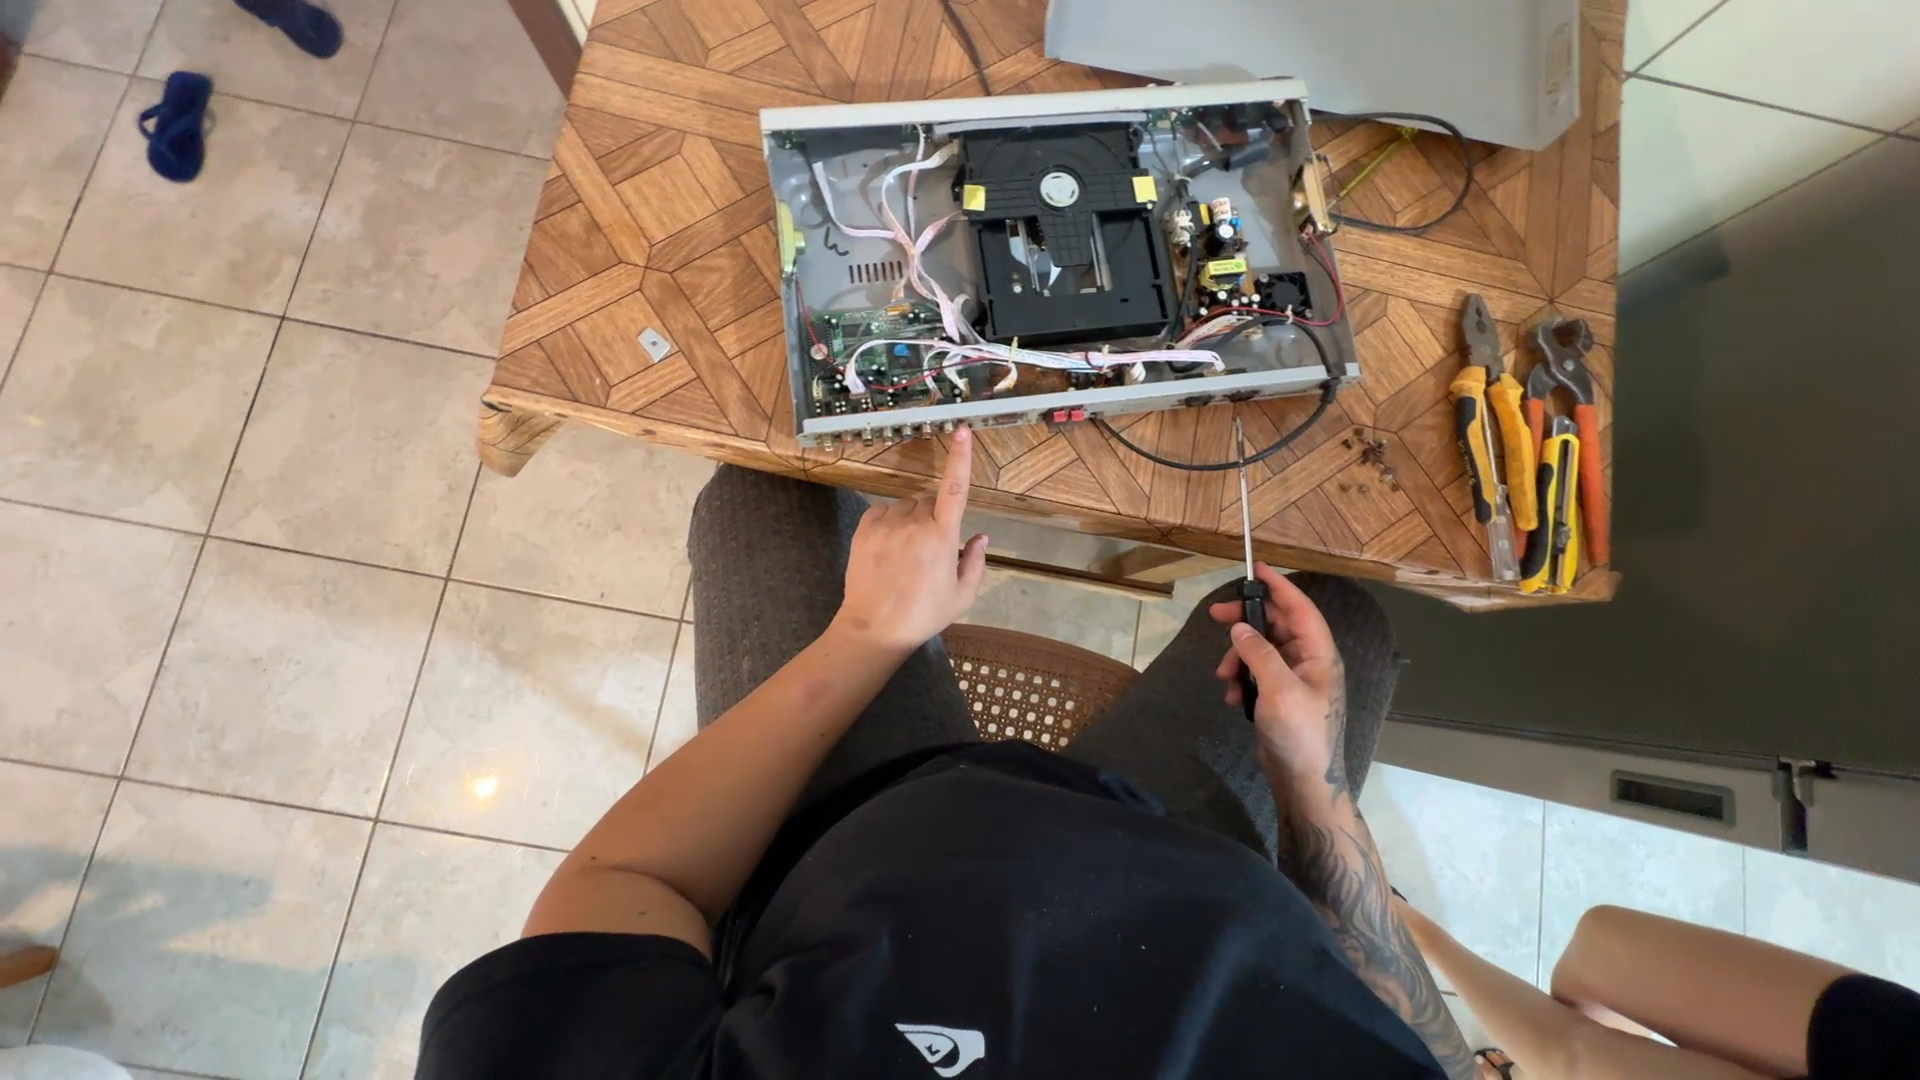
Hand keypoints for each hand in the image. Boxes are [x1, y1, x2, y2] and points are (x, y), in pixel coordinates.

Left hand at [832, 424, 988, 651]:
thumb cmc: (924, 614)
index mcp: (942, 537)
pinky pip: (881, 512)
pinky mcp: (864, 529)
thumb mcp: (962, 596)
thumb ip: (975, 562)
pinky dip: (888, 523)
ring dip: (909, 521)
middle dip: (932, 518)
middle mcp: (914, 523)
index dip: (961, 458)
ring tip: (904, 555)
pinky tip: (888, 548)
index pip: (955, 489)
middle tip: (928, 552)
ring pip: (905, 507)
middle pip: (929, 502)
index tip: (963, 430)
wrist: (875, 628)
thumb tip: (981, 536)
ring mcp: (886, 524)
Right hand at [1209, 564, 1347, 796]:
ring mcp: (1295, 680)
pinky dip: (1241, 678)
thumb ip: (1259, 653)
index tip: (1256, 569)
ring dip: (1238, 657)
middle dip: (1246, 621)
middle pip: (1276, 626)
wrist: (1304, 780)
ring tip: (1224, 676)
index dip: (1280, 586)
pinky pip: (1257, 673)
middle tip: (1215, 616)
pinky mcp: (1280, 696)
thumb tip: (1239, 628)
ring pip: (1261, 650)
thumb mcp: (1278, 689)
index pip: (1300, 609)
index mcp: (1319, 655)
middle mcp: (1309, 662)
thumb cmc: (1299, 733)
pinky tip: (1231, 695)